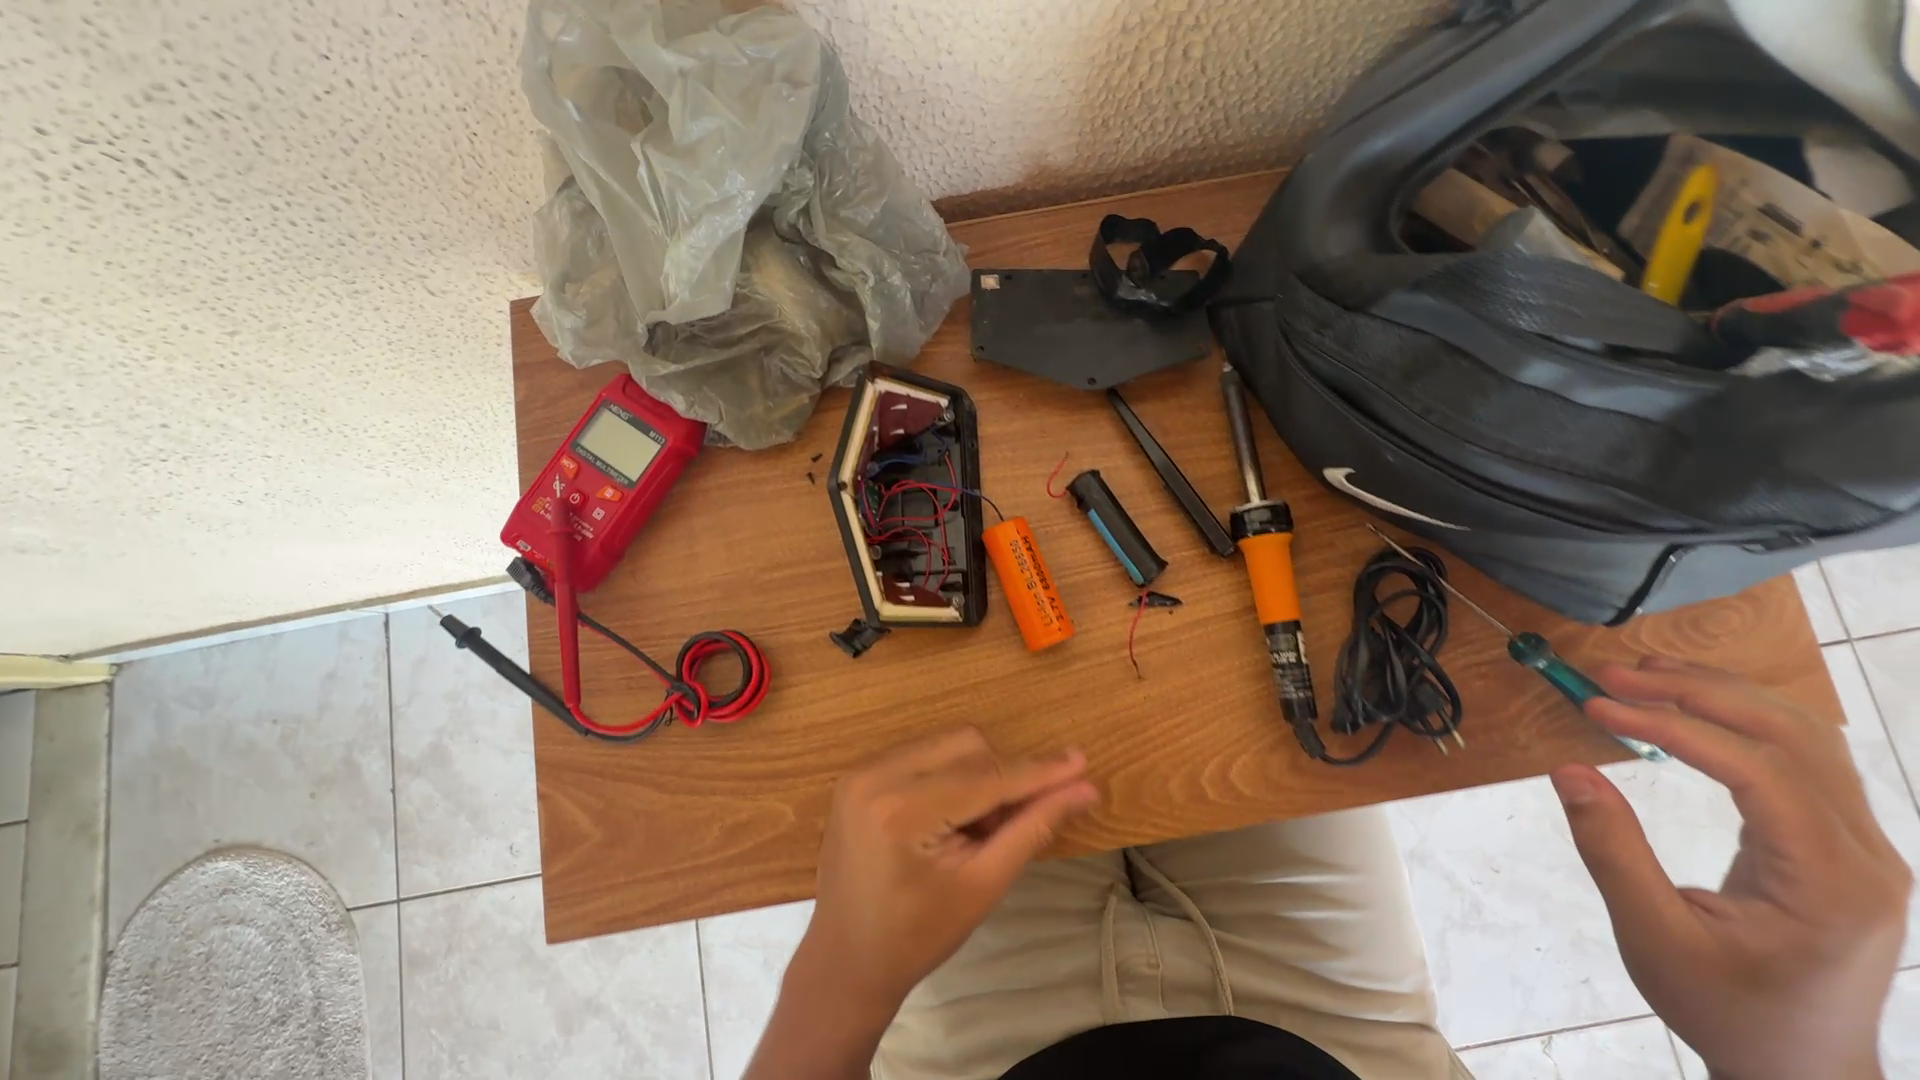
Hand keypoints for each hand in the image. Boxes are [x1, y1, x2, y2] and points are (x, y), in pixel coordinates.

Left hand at [796, 726, 1099, 1007]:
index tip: (1083, 763)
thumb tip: (1085, 788)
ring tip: (970, 832)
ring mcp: (860, 771)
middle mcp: (876, 776)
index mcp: (903, 810)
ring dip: (975, 775)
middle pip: (968, 744)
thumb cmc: (918, 935)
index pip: (988, 776)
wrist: (845, 960)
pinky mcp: (856, 774)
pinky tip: (946, 820)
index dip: (1039, 771)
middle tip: (1001, 832)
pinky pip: (922, 753)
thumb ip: (1035, 828)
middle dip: (1000, 778)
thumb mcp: (984, 886)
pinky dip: (948, 776)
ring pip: (947, 744)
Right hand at [1552, 657, 1911, 1079]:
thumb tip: (1570, 770)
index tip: (1598, 706)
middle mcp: (1866, 853)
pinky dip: (1742, 720)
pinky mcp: (1841, 845)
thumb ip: (1612, 850)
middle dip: (1698, 692)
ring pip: (1806, 738)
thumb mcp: (1653, 937)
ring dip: (1724, 695)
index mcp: (1831, 882)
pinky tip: (1692, 709)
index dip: (1673, 727)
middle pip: (1793, 738)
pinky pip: (1801, 760)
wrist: (1800, 1068)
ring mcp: (1863, 847)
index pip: (1758, 771)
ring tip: (1645, 674)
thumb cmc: (1725, 1009)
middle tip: (1611, 674)